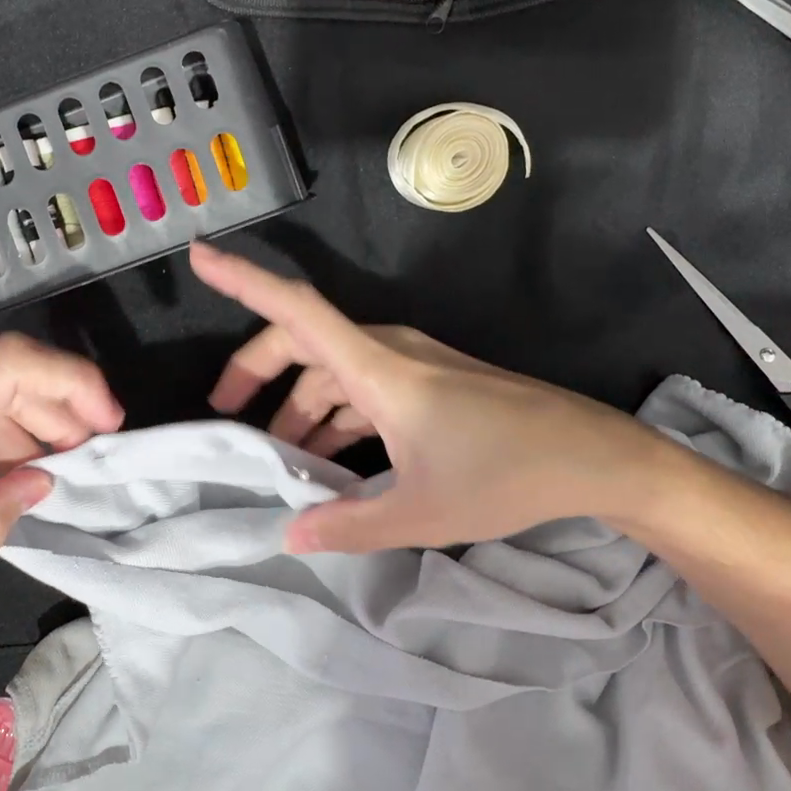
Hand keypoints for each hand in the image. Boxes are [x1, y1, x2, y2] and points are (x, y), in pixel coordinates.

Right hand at [190, 241, 686, 553]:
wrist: (591, 455)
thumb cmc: (505, 474)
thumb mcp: (421, 511)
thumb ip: (349, 525)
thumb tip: (290, 535)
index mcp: (377, 368)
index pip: (296, 310)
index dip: (243, 281)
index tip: (199, 256)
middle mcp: (387, 350)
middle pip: (302, 339)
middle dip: (256, 370)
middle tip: (225, 413)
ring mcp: (410, 362)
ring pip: (331, 367)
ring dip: (298, 403)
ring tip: (279, 455)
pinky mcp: (427, 379)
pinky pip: (360, 384)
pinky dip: (333, 412)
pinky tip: (329, 457)